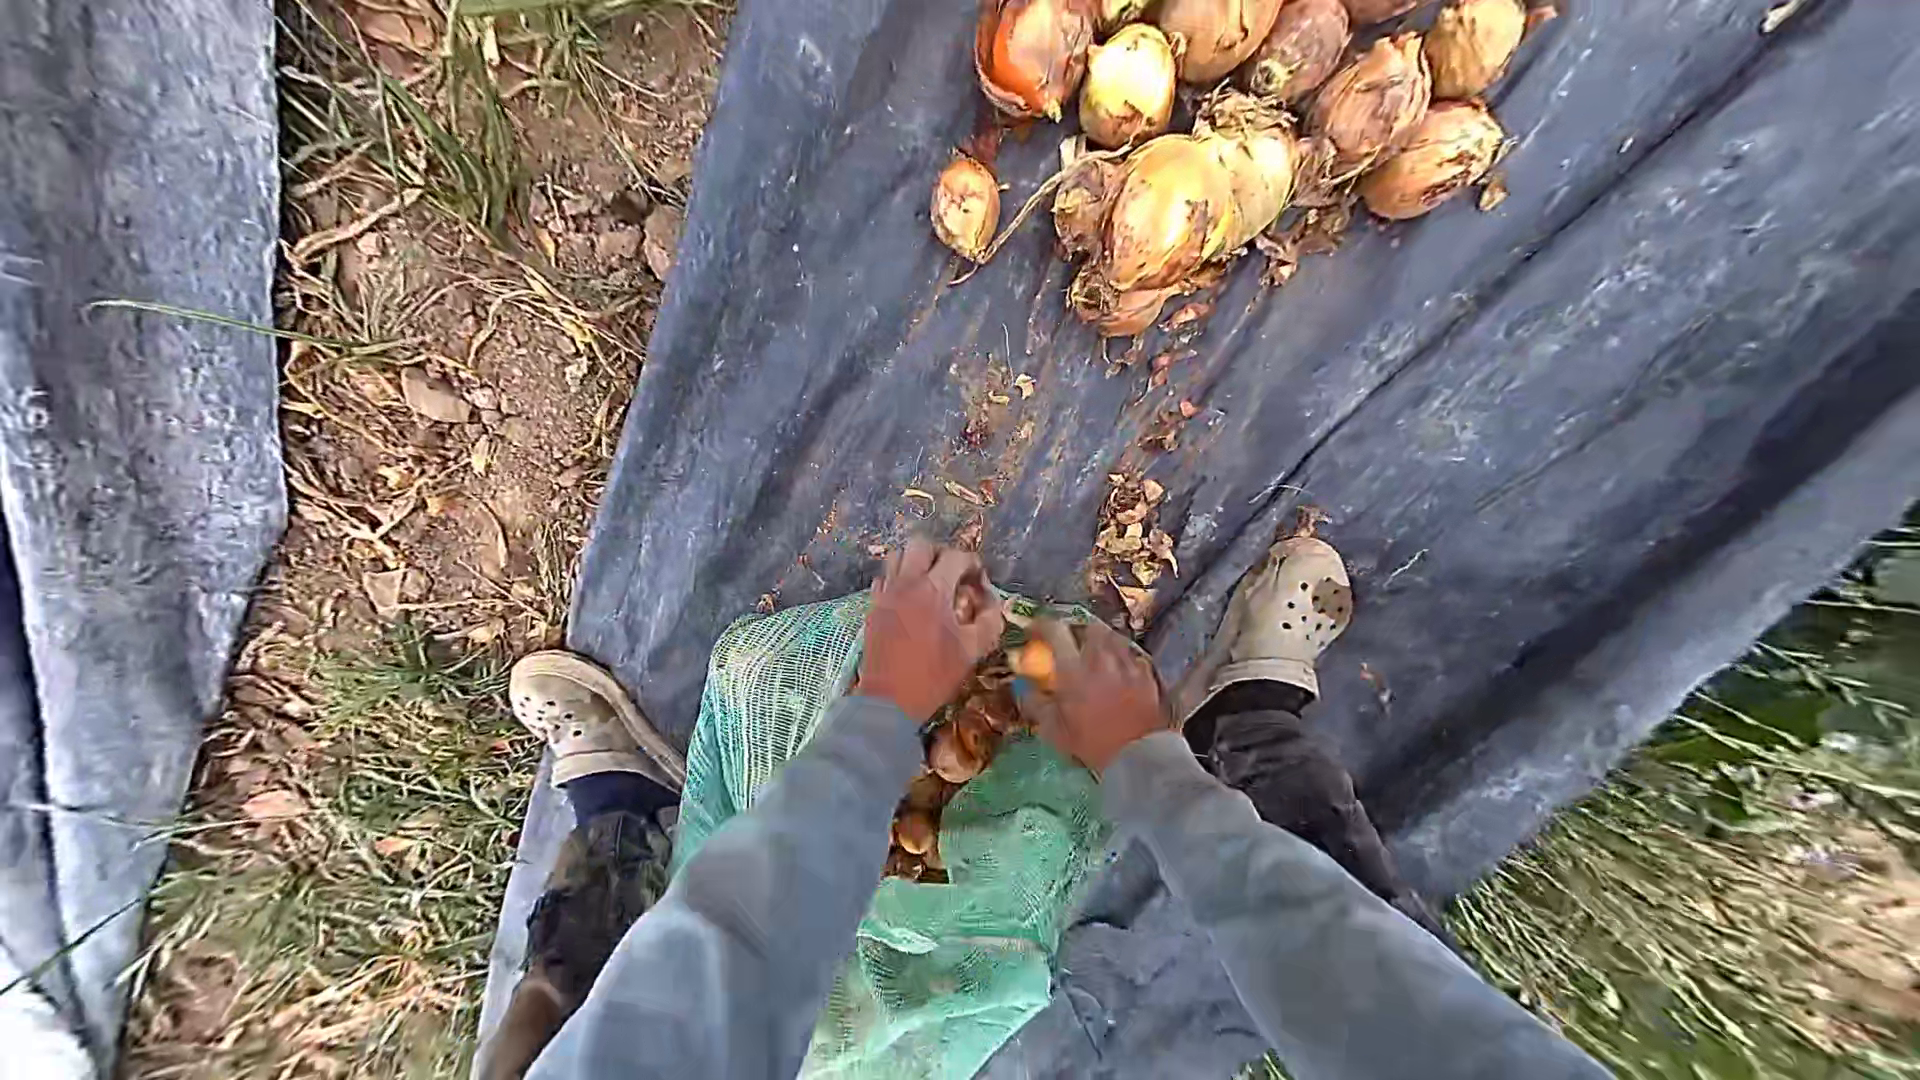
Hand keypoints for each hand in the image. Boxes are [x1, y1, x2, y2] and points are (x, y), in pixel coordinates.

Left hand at [859, 538, 1003, 721]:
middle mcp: (907, 583)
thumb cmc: (934, 675)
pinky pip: (884, 578)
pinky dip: (898, 579)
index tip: (979, 583)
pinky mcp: (873, 607)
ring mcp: (886, 593)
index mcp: (934, 590)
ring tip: (930, 582)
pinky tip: (909, 598)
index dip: (973, 565)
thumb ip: (989, 622)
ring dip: (917, 562)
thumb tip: (992, 605)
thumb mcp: (972, 650)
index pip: (957, 557)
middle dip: (942, 554)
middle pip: (922, 545)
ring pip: (898, 556)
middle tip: (953, 575)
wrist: (889, 700)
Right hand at [1029, 619, 1167, 772]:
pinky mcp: (1147, 675)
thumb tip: (1024, 688)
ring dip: (1100, 642)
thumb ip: (1036, 704)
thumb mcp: (1054, 730)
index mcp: (1073, 669)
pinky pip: (1131, 656)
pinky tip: (1119, 673)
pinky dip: (1121, 658)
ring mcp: (1127, 664)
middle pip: (1088, 627)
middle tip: (1070, 645)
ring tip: (1095, 656)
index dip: (1041, 626)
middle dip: (1076, 632)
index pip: (1054, 630)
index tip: (1034, 631)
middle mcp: (1101, 659)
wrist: (1140, 759)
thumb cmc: (1092, 745)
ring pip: (1112, 638)